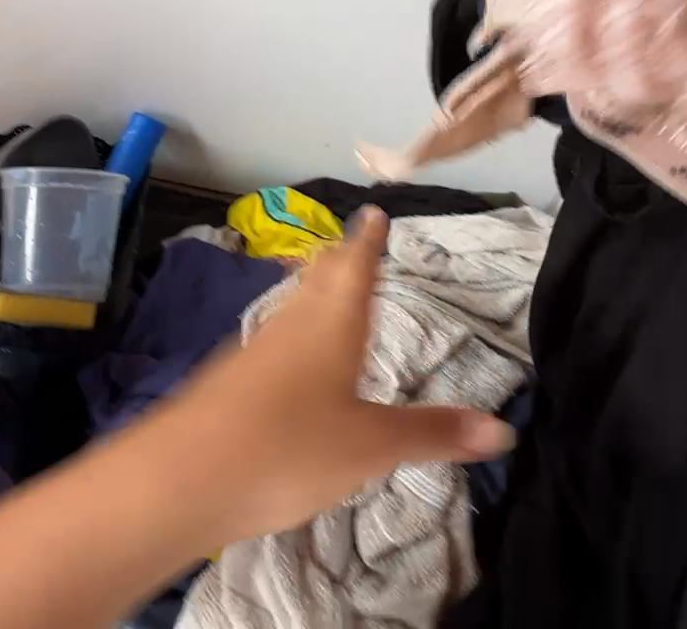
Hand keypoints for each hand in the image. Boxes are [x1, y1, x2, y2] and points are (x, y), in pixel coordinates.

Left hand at [144, 208, 515, 543]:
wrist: (182, 476)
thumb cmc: (290, 447)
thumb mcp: (371, 446)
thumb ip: (432, 434)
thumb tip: (504, 430)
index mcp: (334, 323)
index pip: (357, 267)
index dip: (369, 239)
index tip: (374, 210)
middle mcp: (295, 323)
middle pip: (322, 277)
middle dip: (342, 257)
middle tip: (354, 239)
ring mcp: (257, 348)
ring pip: (295, 304)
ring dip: (315, 288)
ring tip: (328, 282)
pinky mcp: (232, 377)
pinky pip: (275, 336)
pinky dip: (294, 326)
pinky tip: (290, 351)